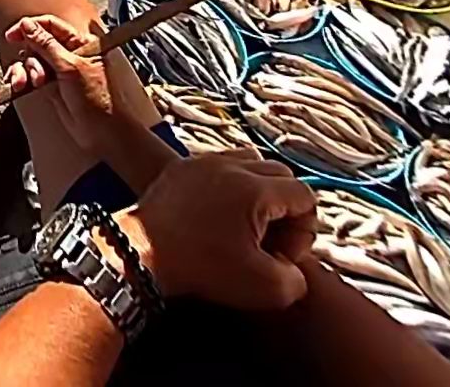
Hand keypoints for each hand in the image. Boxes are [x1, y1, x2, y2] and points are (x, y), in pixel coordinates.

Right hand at [4, 14, 133, 153]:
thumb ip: (46, 44)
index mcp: (79, 43)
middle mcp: (67, 54)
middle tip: (35, 70)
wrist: (103, 134)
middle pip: (35, 42)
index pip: (49, 25)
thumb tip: (27, 25)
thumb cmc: (99, 101)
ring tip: (29, 83)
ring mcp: (57, 70)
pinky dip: (20, 78)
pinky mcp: (49, 85)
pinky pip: (26, 75)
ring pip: (28, 59)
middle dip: (29, 55)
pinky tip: (20, 85)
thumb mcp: (70, 67)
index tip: (14, 35)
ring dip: (24, 70)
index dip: (29, 28)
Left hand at [114, 155, 316, 310]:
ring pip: (248, 161)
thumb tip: (288, 259)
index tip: (283, 253)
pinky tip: (221, 214)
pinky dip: (230, 184)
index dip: (306, 229)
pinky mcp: (178, 166)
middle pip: (278, 172)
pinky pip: (218, 164)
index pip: (305, 194)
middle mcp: (225, 164)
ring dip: (259, 190)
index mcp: (251, 187)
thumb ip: (300, 272)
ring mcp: (197, 161)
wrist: (143, 248)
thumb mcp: (274, 288)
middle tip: (270, 239)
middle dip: (285, 206)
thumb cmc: (204, 266)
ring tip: (248, 223)